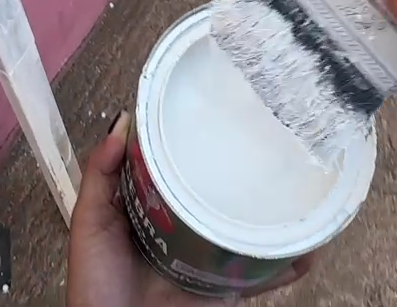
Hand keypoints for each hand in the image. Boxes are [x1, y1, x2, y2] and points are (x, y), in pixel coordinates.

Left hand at [66, 112, 312, 305]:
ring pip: (244, 227)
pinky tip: (307, 245)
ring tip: (298, 185)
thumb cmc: (97, 284)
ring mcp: (207, 258)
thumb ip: (99, 173)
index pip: (178, 165)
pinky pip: (260, 274)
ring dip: (272, 212)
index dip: (193, 139)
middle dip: (242, 171)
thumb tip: (123, 120)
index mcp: (152, 208)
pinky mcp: (224, 289)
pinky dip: (285, 262)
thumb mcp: (90, 222)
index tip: (216, 108)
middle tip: (267, 139)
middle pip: (217, 192)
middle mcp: (184, 227)